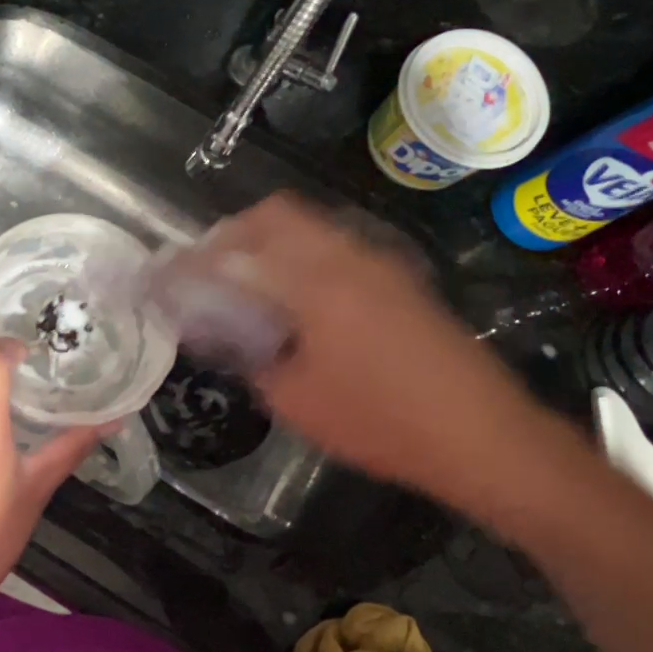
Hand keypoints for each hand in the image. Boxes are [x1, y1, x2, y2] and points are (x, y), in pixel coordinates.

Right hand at [211, 194, 563, 505]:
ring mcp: (382, 266)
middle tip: (208, 273)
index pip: (241, 240)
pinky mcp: (402, 285)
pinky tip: (295, 308)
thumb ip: (247, 354)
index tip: (171, 275)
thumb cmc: (378, 419)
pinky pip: (337, 253)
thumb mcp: (293, 397)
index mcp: (316, 278)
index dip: (198, 254)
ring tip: (246, 290)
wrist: (481, 436)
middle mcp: (350, 256)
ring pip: (312, 231)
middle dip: (235, 237)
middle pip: (280, 215)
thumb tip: (213, 331)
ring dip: (272, 248)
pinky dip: (303, 264)